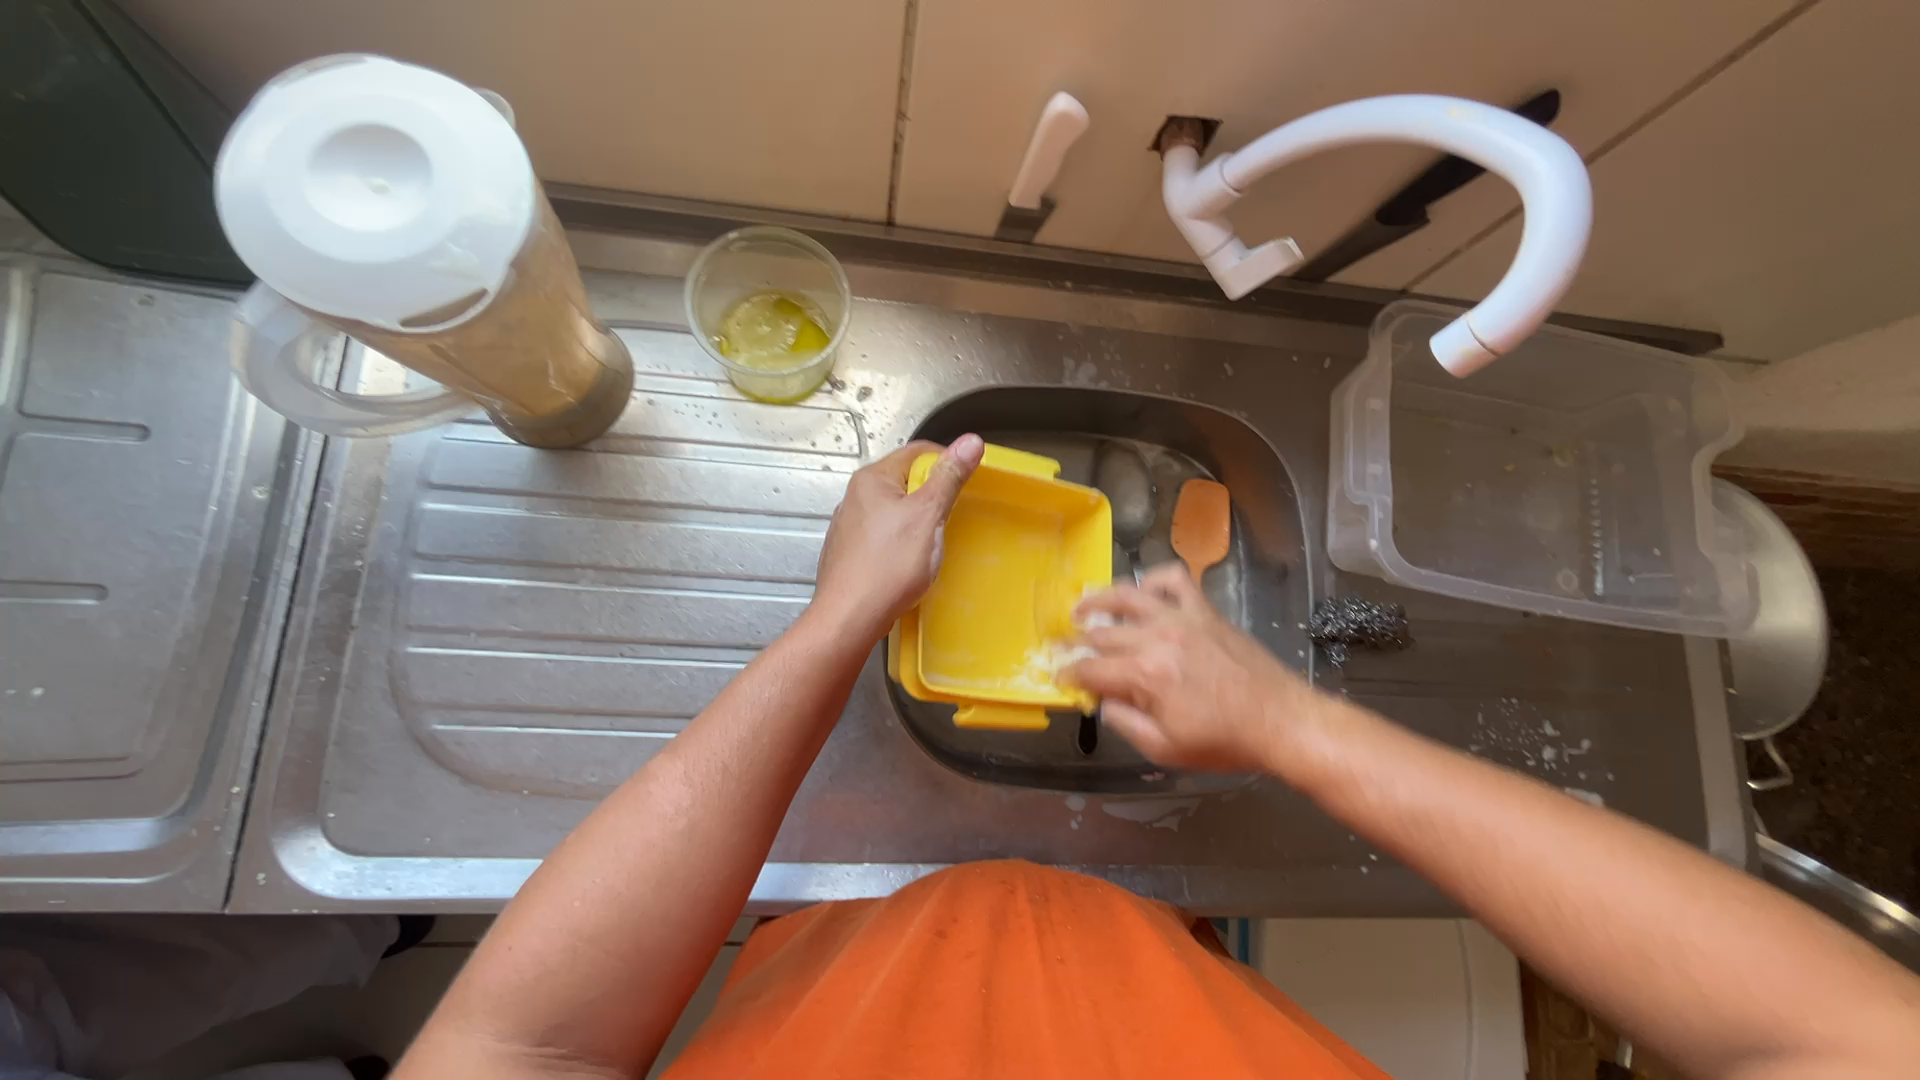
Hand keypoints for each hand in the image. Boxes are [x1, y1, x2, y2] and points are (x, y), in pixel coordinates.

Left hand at [810, 434, 984, 641]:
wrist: (849, 617)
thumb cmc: (888, 567)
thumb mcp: (928, 516)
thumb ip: (949, 477)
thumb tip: (970, 441)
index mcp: (873, 478)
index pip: (918, 452)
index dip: (948, 461)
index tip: (967, 482)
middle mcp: (856, 496)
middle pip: (905, 480)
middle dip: (932, 495)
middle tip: (951, 517)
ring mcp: (850, 525)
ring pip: (895, 510)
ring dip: (918, 521)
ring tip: (932, 544)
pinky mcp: (849, 551)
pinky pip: (883, 535)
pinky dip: (901, 542)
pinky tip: (909, 563)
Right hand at [1067, 563, 1323, 772]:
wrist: (1281, 721)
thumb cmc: (1223, 742)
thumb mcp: (1164, 748)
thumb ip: (1124, 722)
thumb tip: (1102, 700)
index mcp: (1145, 675)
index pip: (1090, 669)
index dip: (1068, 675)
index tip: (1058, 678)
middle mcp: (1157, 636)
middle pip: (1101, 632)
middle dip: (1075, 641)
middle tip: (1061, 646)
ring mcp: (1182, 617)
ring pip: (1128, 595)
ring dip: (1098, 599)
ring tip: (1082, 608)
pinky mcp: (1204, 610)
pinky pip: (1174, 579)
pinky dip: (1153, 580)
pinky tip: (1144, 593)